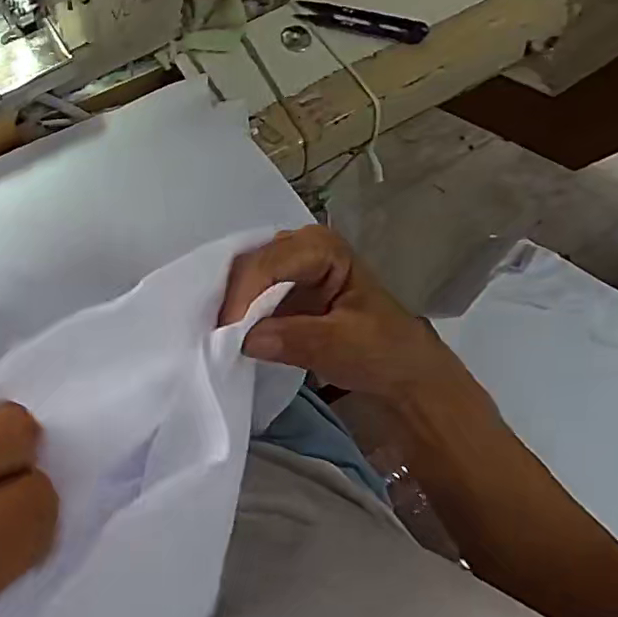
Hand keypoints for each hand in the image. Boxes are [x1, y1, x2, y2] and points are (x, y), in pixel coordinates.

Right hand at [220, 226, 476, 408]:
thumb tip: (244, 339)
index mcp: (322, 247)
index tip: (228, 334)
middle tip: (215, 334)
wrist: (403, 371)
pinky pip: (246, 291)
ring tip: (216, 334)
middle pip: (250, 263)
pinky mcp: (278, 286)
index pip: (270, 264)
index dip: (244, 296)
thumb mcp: (343, 346)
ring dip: (228, 304)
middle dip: (231, 297)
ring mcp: (287, 264)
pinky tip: (226, 331)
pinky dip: (235, 311)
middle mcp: (299, 245)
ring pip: (242, 275)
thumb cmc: (383, 351)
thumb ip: (294, 339)